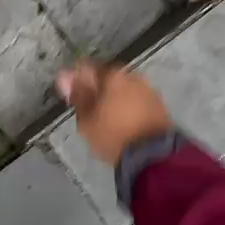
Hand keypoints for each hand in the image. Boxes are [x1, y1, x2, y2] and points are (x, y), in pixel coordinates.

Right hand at [54, 61, 172, 165]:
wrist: (154, 156)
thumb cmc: (113, 135)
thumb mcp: (86, 120)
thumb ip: (77, 96)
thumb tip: (65, 78)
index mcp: (112, 75)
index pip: (86, 69)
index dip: (74, 80)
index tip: (68, 94)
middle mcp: (132, 76)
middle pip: (107, 78)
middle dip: (96, 89)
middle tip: (87, 107)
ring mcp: (148, 89)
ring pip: (123, 89)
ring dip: (113, 98)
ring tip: (105, 116)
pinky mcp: (160, 105)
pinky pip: (136, 100)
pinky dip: (127, 106)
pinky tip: (121, 121)